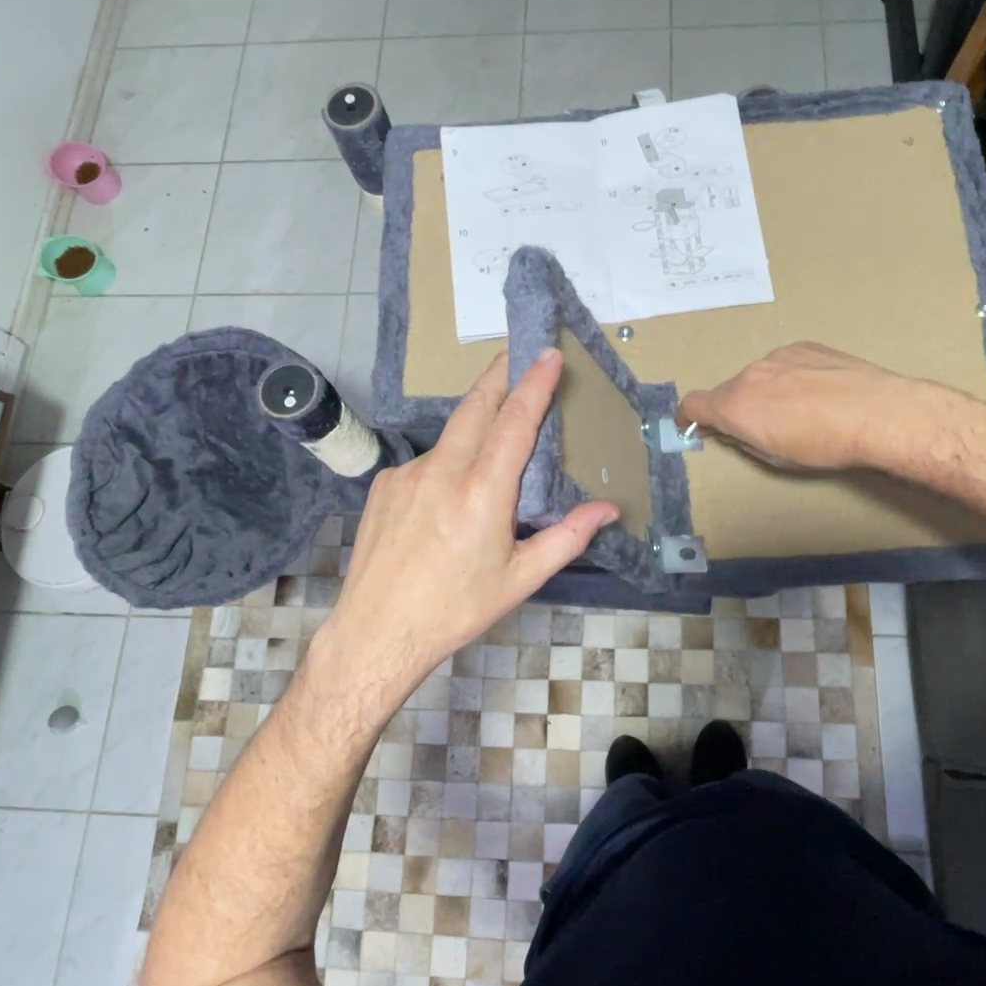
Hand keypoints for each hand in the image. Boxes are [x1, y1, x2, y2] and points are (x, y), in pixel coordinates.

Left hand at [315, 349, 619, 693]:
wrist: (377, 631)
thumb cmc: (456, 609)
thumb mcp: (520, 579)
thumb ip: (567, 538)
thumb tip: (608, 510)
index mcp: (482, 493)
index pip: (514, 421)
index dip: (534, 383)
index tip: (548, 353)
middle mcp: (442, 471)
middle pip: (476, 405)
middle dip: (500, 374)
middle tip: (520, 353)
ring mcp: (407, 474)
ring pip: (450, 435)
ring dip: (475, 422)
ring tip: (494, 432)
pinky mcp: (384, 484)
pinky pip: (426, 461)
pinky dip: (448, 462)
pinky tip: (450, 494)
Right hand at [678, 342, 927, 469]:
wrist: (876, 413)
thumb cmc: (824, 445)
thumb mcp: (775, 457)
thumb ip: (744, 440)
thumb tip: (734, 432)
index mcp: (735, 405)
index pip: (693, 404)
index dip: (690, 417)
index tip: (698, 426)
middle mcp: (749, 375)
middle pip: (729, 390)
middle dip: (738, 408)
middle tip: (766, 428)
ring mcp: (777, 356)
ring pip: (759, 376)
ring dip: (768, 391)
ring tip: (802, 409)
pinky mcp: (805, 346)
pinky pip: (786, 363)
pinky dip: (792, 376)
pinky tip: (819, 391)